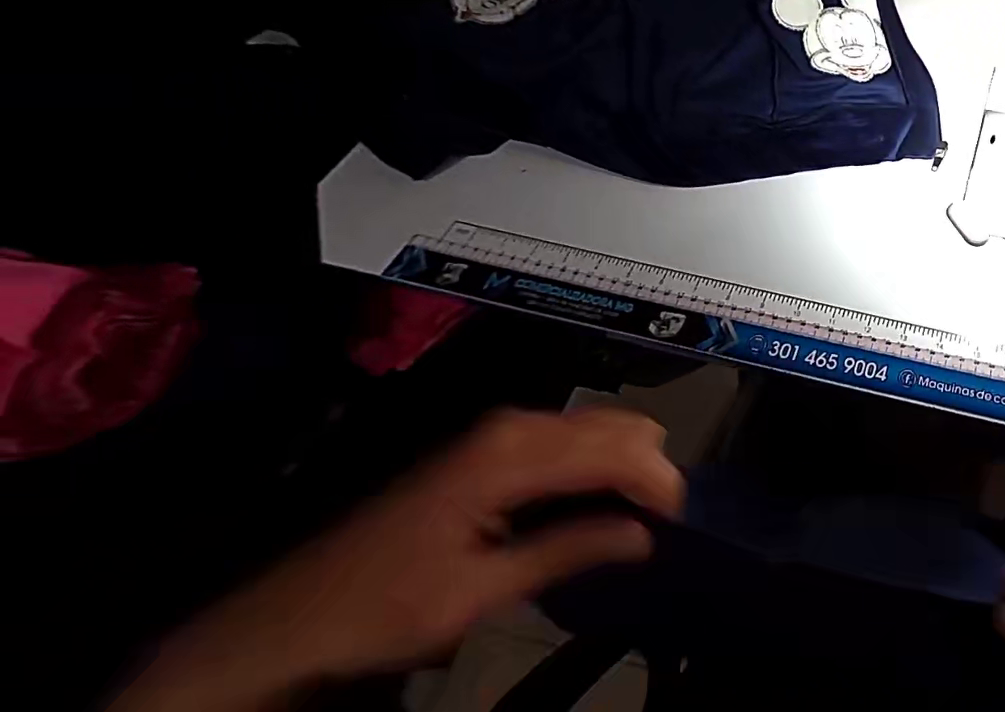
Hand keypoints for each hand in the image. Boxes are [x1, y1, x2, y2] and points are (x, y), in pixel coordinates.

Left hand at [111, 407, 684, 711]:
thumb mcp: (476, 594)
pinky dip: (604, 464)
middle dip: (649, 470)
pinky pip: (580, 438)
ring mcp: (509, 428)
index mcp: (511, 454)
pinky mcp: (504, 441)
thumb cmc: (380, 606)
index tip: (679, 519)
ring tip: (634, 517)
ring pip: (606, 426)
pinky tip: (601, 503)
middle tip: (657, 523)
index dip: (658, 479)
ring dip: (630, 466)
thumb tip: (644, 535)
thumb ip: (567, 551)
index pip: (616, 448)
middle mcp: (517, 425)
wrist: (290, 613)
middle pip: (620, 425)